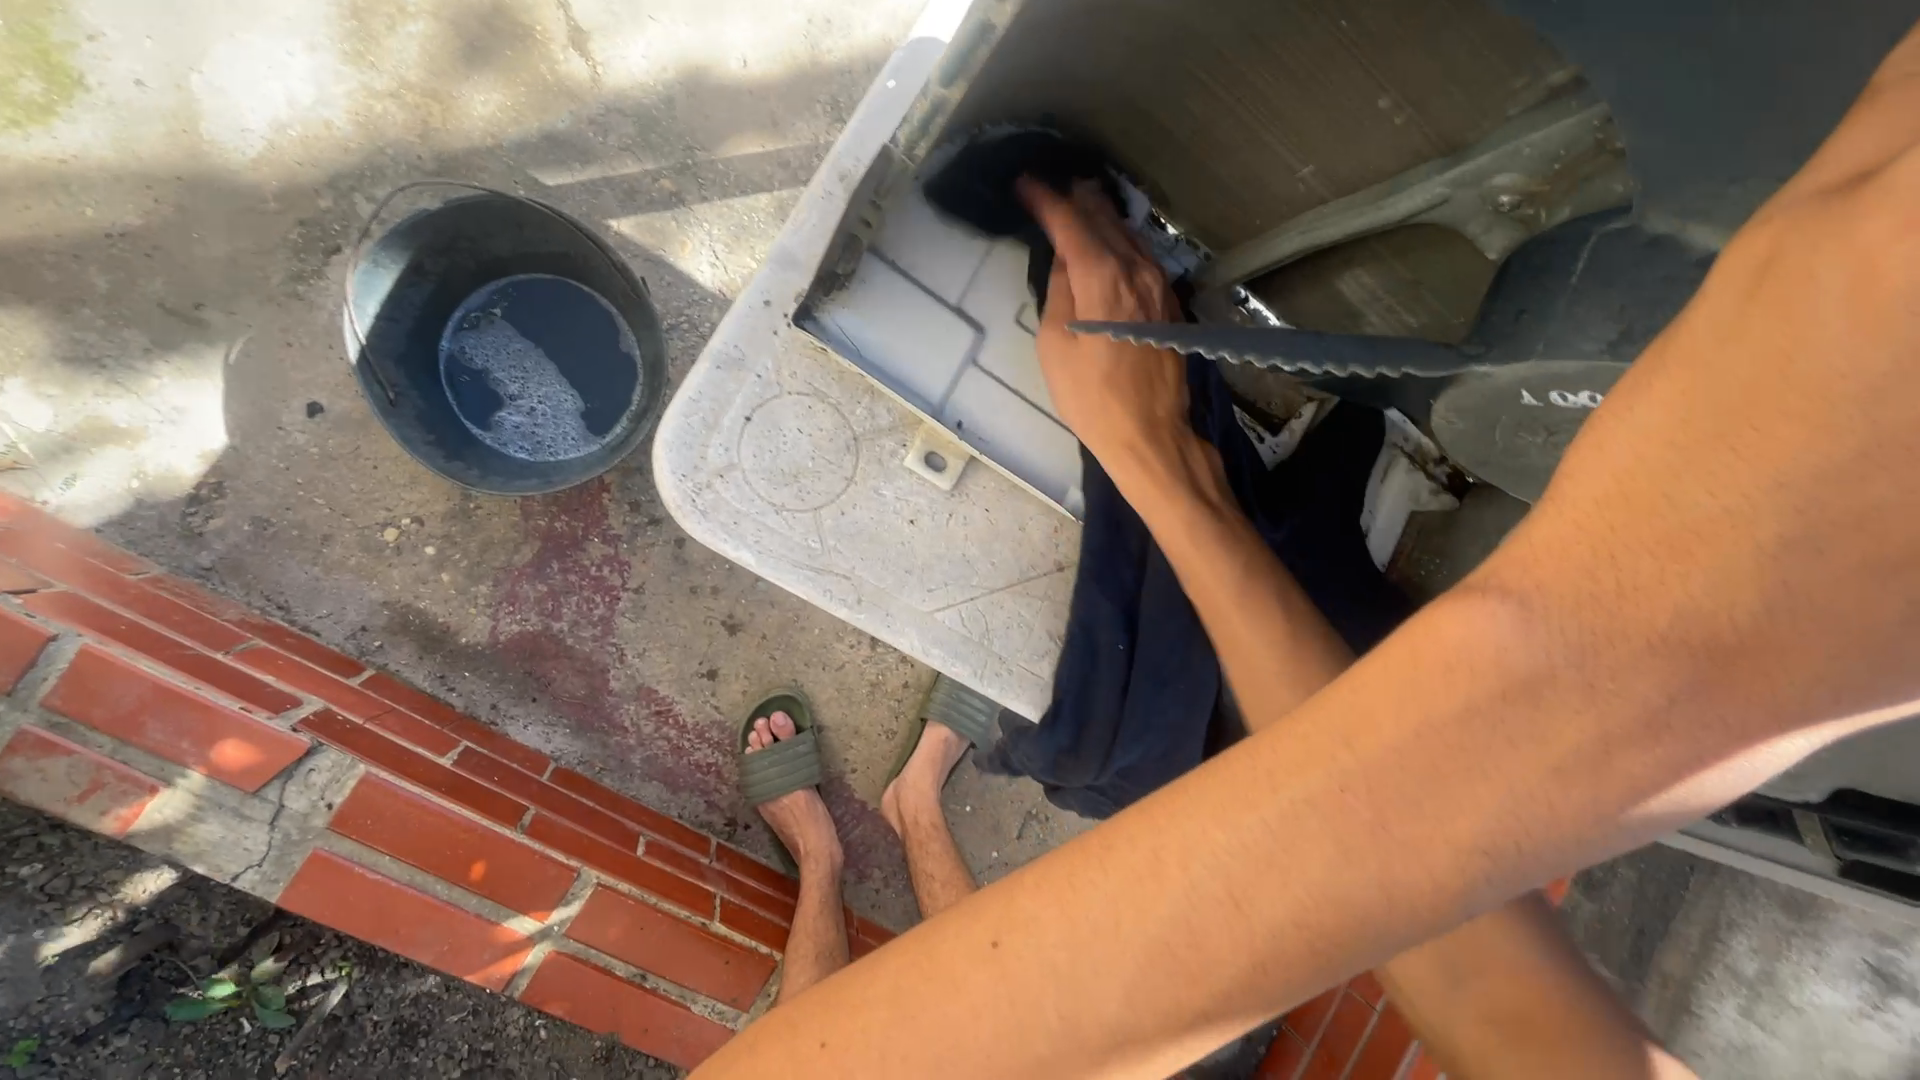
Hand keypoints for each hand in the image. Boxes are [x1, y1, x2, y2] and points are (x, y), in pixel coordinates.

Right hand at [1017, 178, 1200, 485]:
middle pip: (1104, 219)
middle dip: (1076, 199)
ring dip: (1102, 217)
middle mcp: (1137, 269)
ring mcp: (1159, 284)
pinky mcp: (1169, 302)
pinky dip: (1121, 240)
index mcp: (1103, 276)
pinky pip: (1142, 256)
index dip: (1046, 200)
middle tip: (1053, 186)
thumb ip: (1060, 290)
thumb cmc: (1091, 396)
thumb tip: (1065, 259)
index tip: (1025, 183)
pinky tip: (1110, 242)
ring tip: (1080, 202)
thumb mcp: (1055, 344)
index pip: (1071, 222)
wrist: (1149, 432)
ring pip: (1128, 234)